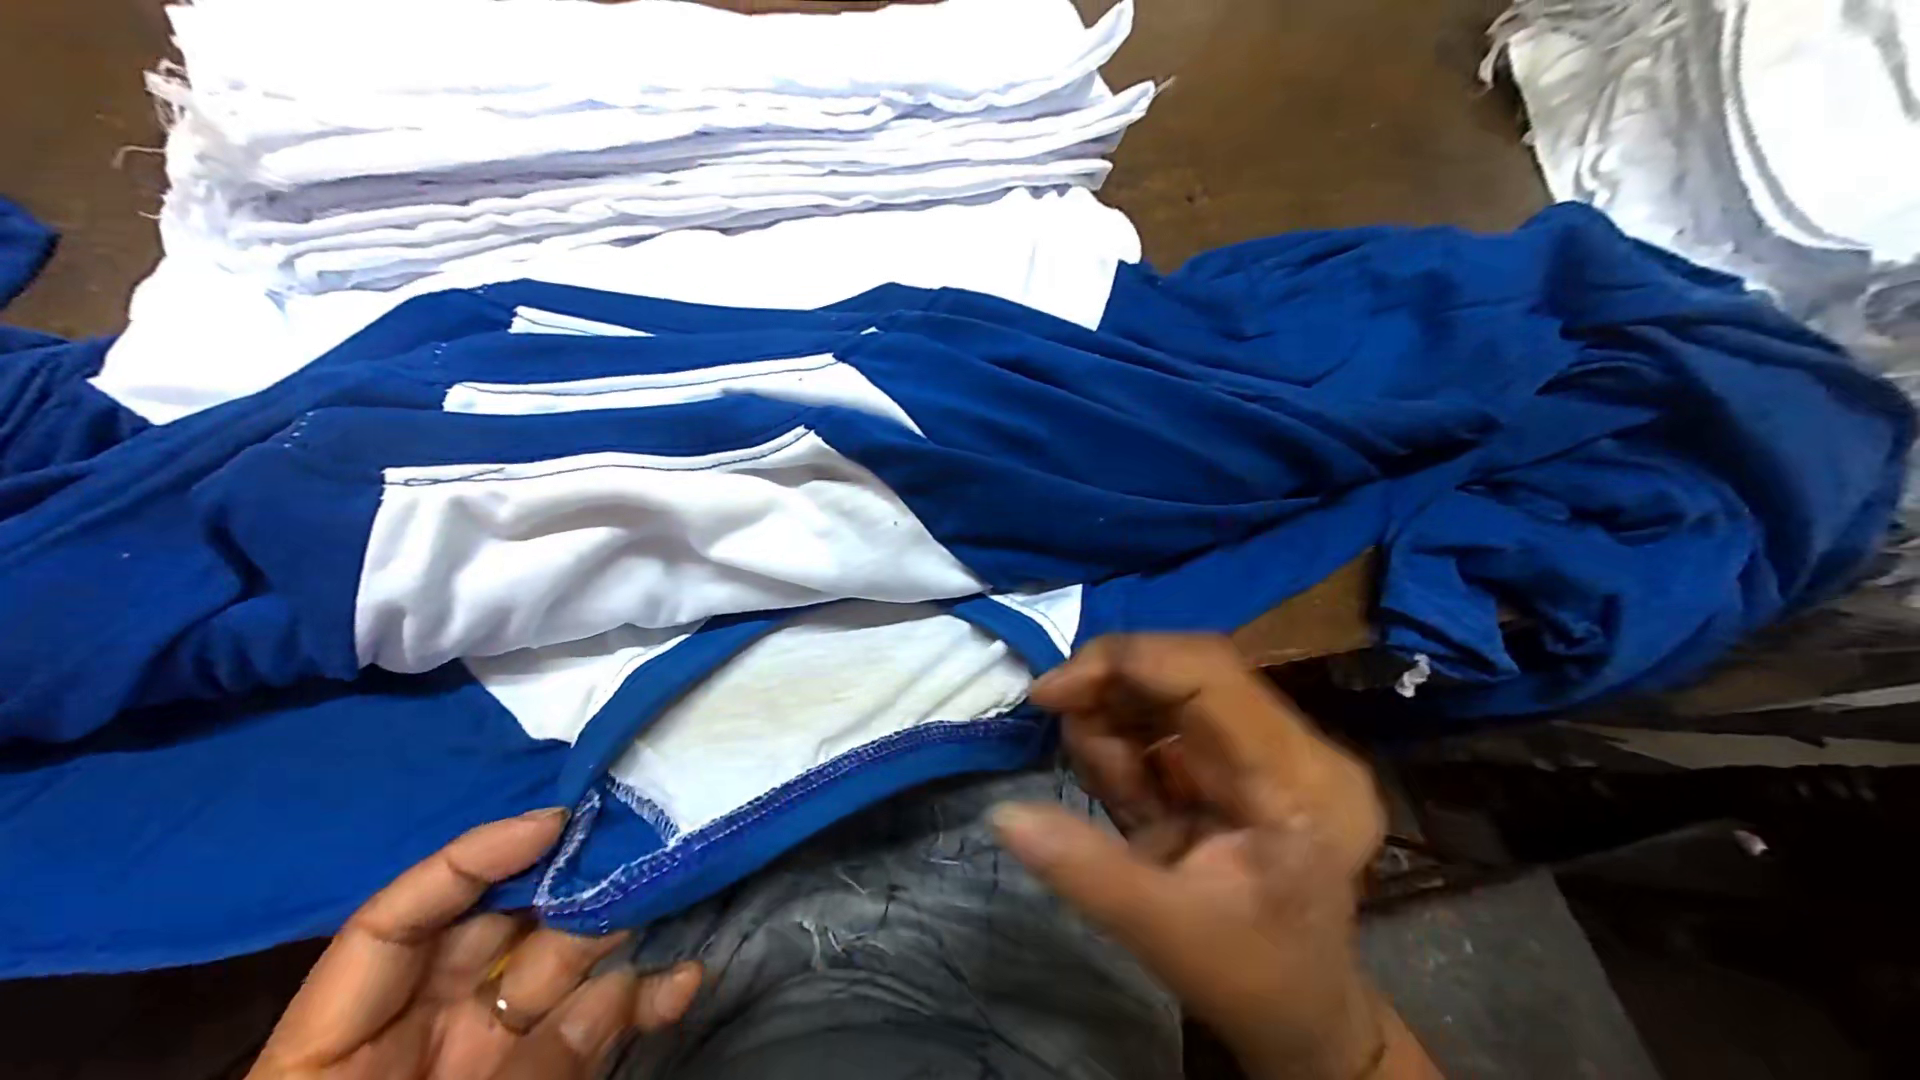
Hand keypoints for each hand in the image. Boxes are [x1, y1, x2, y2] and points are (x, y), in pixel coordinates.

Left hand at [248, 809, 701, 1079]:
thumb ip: (514, 1079)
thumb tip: (612, 995)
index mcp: (337, 1052)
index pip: (397, 924)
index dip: (471, 861)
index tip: (552, 824)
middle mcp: (418, 1038)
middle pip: (496, 936)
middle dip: (569, 893)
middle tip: (638, 856)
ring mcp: (487, 1060)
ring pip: (560, 974)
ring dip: (620, 940)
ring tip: (672, 902)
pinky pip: (592, 1032)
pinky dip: (639, 1005)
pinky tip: (683, 985)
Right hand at [994, 635, 1430, 1079]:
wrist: (1300, 1006)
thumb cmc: (1249, 977)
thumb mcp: (1160, 930)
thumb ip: (1084, 868)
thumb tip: (1002, 814)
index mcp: (1298, 782)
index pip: (1208, 671)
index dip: (1121, 662)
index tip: (1049, 693)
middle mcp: (1296, 745)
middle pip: (1180, 669)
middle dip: (1108, 702)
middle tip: (1078, 759)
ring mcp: (1275, 743)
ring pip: (1166, 687)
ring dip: (1114, 729)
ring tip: (1120, 798)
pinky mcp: (1247, 749)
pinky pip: (1166, 714)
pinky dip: (1127, 743)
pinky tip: (1131, 793)